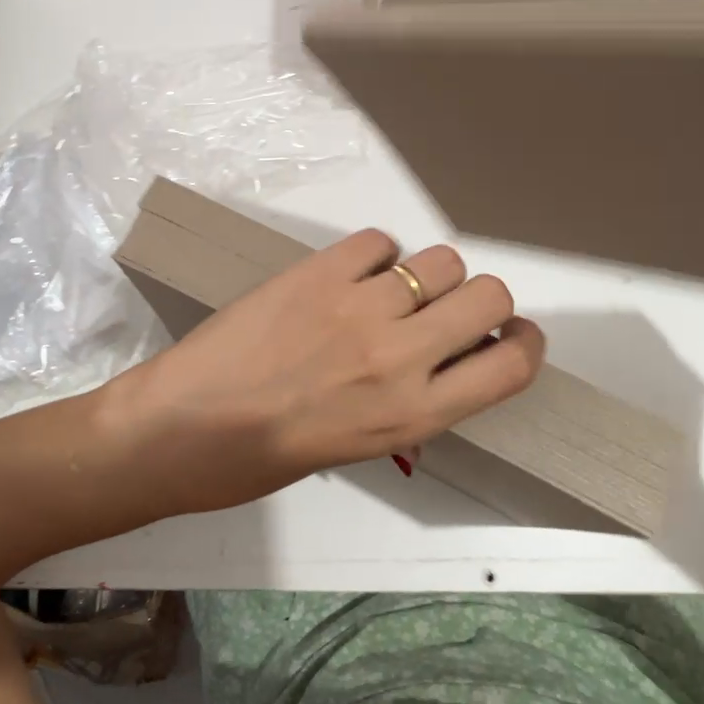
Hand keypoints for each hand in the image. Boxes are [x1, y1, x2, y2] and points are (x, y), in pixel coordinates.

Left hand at [99, 230, 545, 514]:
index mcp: (413, 416)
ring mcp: (359, 309)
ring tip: (387, 292)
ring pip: (439, 261)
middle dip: (477, 300)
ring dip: (425, 275)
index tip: (508, 336)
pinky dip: (372, 256)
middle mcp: (401, 357)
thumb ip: (404, 405)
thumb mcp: (354, 452)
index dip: (522, 343)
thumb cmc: (259, 461)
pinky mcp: (318, 273)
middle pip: (489, 294)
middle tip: (442, 310)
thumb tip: (427, 367)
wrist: (181, 430)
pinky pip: (377, 242)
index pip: (511, 366)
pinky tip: (345, 276)